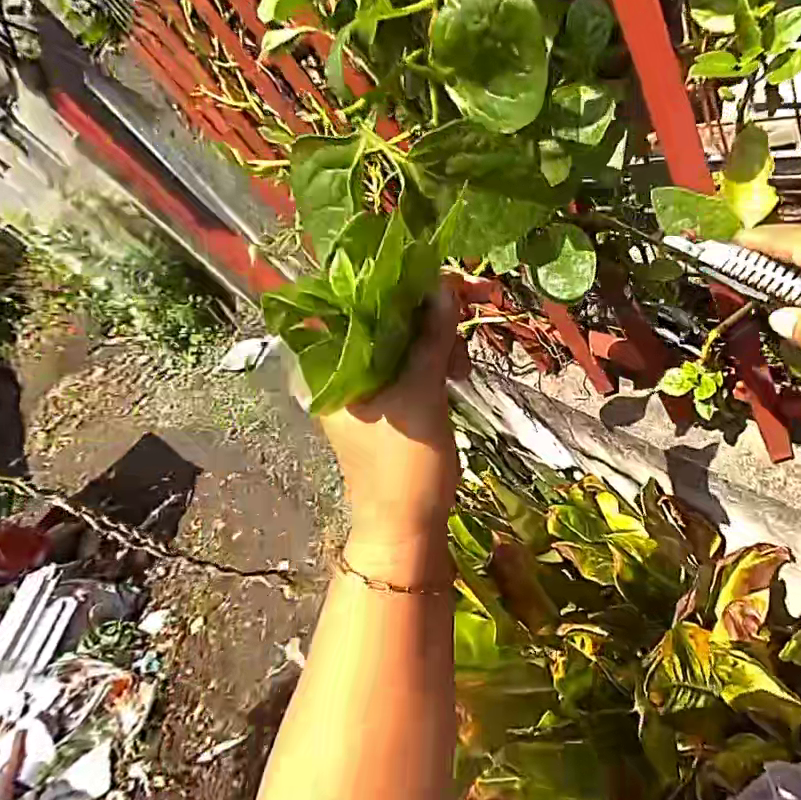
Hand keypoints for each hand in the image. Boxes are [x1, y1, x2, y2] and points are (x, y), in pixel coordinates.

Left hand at [317, 285, 466, 577]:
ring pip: (402, 335)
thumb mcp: (421, 395)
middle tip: (472, 302)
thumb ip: (431, 338)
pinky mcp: (387, 394)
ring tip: (462, 362)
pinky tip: (456, 369)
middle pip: (383, 313)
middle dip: (428, 307)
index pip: (352, 297)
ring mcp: (363, 381)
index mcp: (328, 363)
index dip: (394, 278)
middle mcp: (339, 366)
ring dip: (438, 336)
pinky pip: (410, 359)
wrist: (407, 526)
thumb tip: (446, 286)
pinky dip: (435, 357)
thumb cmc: (404, 464)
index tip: (438, 273)